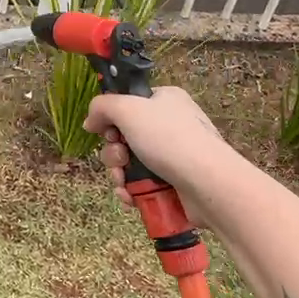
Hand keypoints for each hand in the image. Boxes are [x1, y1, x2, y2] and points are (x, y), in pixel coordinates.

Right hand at [85, 89, 236, 224]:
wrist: (208, 184)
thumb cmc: (169, 138)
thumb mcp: (127, 109)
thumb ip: (101, 107)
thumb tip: (90, 122)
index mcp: (164, 100)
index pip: (128, 103)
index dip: (112, 118)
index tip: (106, 130)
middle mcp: (169, 125)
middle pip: (124, 136)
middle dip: (113, 151)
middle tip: (120, 158)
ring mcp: (172, 156)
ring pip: (129, 163)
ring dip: (118, 173)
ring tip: (123, 182)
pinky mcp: (173, 183)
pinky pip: (141, 184)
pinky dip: (131, 191)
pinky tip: (130, 197)